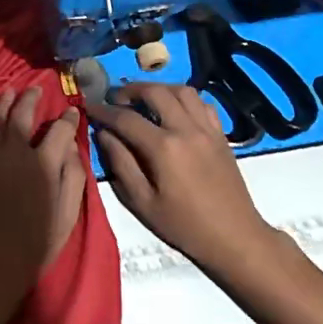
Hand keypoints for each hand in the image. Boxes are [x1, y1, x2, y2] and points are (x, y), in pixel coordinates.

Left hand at [0, 86, 86, 293]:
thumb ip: (73, 174)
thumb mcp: (69, 210)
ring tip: (9, 91)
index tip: (72, 112)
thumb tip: (70, 147)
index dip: (68, 119)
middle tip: (34, 90)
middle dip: (30, 98)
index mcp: (44, 163)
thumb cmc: (39, 239)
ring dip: (3, 103)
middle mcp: (16, 153)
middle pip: (22, 115)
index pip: (59, 130)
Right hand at [86, 83, 279, 272]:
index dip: (103, 110)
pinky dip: (184, 98)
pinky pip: (202, 102)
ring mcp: (207, 128)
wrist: (233, 235)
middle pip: (155, 92)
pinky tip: (174, 109)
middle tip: (115, 99)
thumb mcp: (142, 202)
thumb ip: (121, 163)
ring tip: (144, 99)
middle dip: (130, 90)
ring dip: (159, 88)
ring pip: (182, 90)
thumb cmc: (183, 225)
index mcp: (164, 148)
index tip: (89, 106)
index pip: (126, 118)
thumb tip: (104, 134)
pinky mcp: (221, 133)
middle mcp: (186, 129)